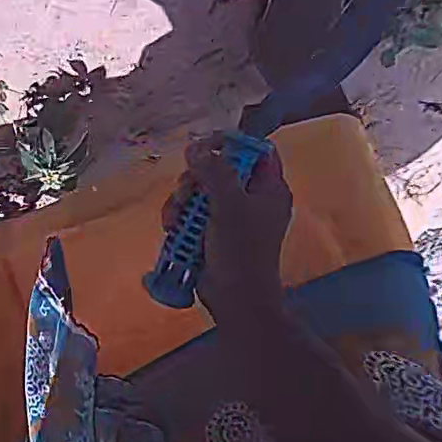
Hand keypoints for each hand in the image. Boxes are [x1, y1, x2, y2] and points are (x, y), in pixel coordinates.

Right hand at [163, 133, 293, 319]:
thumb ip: (214, 172)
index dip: (230, 144)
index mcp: (269, 189)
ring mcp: (229, 217)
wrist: (234, 298)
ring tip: (175, 218)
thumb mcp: (229, 205)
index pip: (254, 150)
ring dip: (181, 201)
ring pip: (198, 192)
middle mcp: (251, 200)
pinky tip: (172, 228)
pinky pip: (190, 213)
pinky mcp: (210, 233)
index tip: (204, 147)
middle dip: (195, 179)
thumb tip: (195, 147)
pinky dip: (178, 218)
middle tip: (187, 191)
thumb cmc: (241, 250)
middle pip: (218, 170)